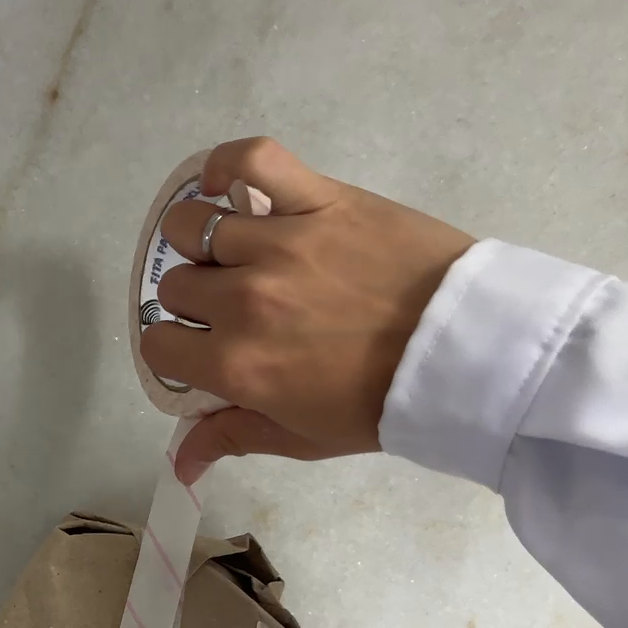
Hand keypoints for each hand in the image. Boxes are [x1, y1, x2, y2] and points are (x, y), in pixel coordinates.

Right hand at [139, 137, 476, 482]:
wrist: (471, 351)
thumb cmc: (381, 402)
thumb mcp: (300, 437)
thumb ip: (229, 440)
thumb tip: (177, 466)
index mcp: (234, 366)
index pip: (157, 345)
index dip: (172, 349)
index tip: (198, 348)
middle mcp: (242, 303)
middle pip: (173, 288)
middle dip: (193, 302)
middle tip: (231, 307)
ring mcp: (278, 245)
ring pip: (191, 229)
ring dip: (199, 244)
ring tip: (228, 252)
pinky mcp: (319, 201)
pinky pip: (252, 160)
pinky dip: (224, 164)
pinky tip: (217, 183)